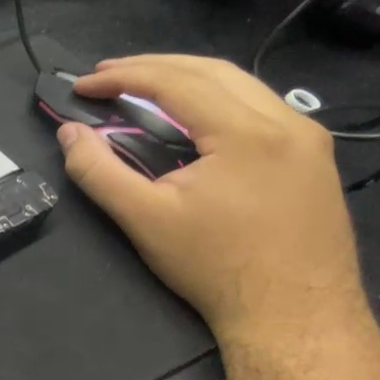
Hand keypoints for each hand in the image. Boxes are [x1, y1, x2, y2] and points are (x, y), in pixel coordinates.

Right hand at [57, 54, 364, 339]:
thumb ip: (97, 169)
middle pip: (214, 71)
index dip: (122, 77)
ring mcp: (307, 140)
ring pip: (241, 85)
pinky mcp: (311, 157)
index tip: (79, 85)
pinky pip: (258, 106)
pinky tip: (186, 113)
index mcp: (249, 134)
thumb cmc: (214, 264)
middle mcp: (288, 124)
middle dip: (152, 66)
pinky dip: (212, 97)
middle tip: (102, 76)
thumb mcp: (142, 217)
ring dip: (184, 78)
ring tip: (137, 86)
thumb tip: (68, 132)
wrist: (294, 312)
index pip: (177, 83)